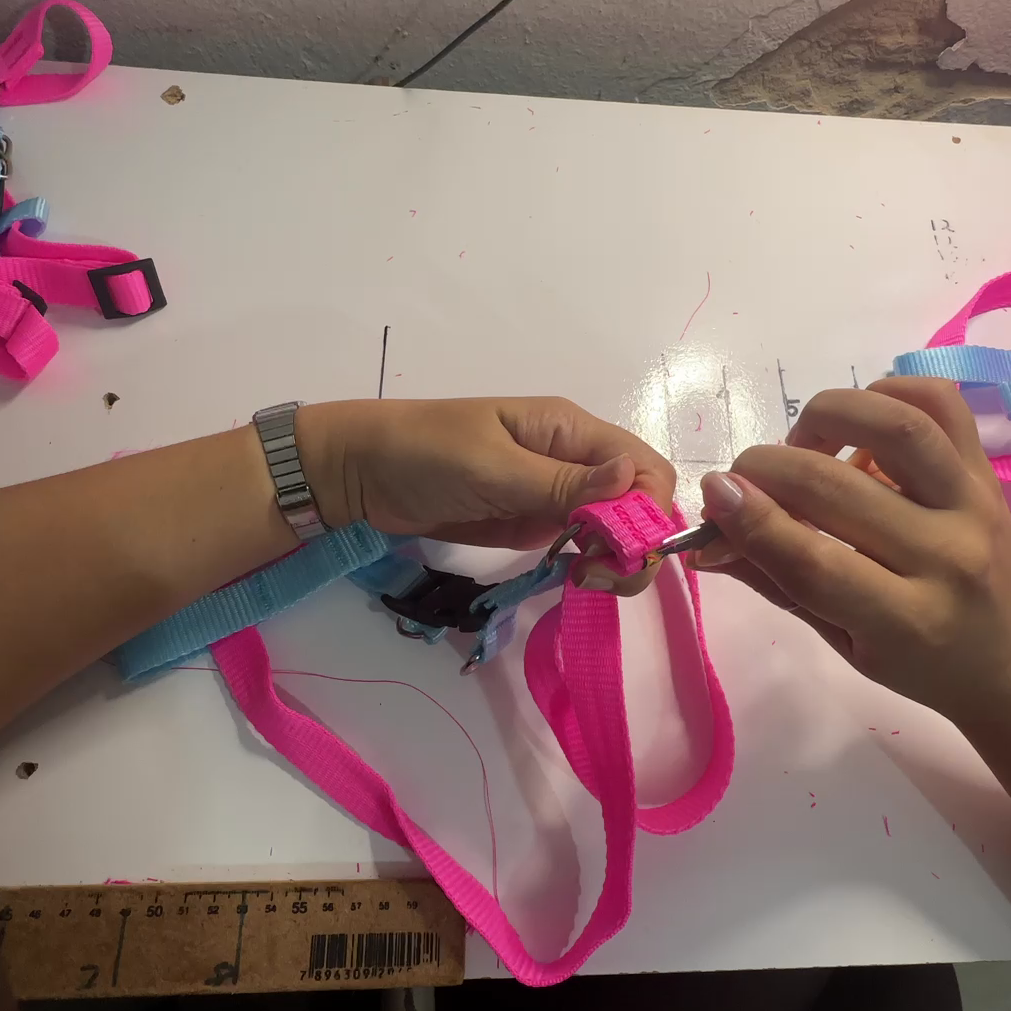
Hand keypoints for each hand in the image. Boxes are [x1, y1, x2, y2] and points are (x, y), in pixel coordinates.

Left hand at [297, 398, 675, 592]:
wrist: (362, 474)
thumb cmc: (424, 454)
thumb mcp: (493, 466)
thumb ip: (560, 481)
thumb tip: (631, 477)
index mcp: (568, 429)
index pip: (642, 465)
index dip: (648, 509)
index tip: (625, 550)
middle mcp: (570, 459)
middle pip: (634, 500)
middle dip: (634, 541)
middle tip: (599, 576)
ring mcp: (551, 493)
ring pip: (610, 525)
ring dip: (612, 556)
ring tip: (585, 581)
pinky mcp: (531, 521)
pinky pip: (576, 541)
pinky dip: (585, 562)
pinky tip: (574, 578)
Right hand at [690, 378, 1010, 725]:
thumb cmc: (915, 663)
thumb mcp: (836, 640)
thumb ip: (773, 581)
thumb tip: (707, 541)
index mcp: (906, 620)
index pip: (813, 561)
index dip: (753, 521)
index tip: (712, 492)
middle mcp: (947, 556)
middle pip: (838, 489)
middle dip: (767, 470)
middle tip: (740, 479)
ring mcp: (975, 504)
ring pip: (897, 426)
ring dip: (826, 416)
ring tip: (800, 444)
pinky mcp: (987, 471)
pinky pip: (940, 403)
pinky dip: (886, 393)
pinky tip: (856, 425)